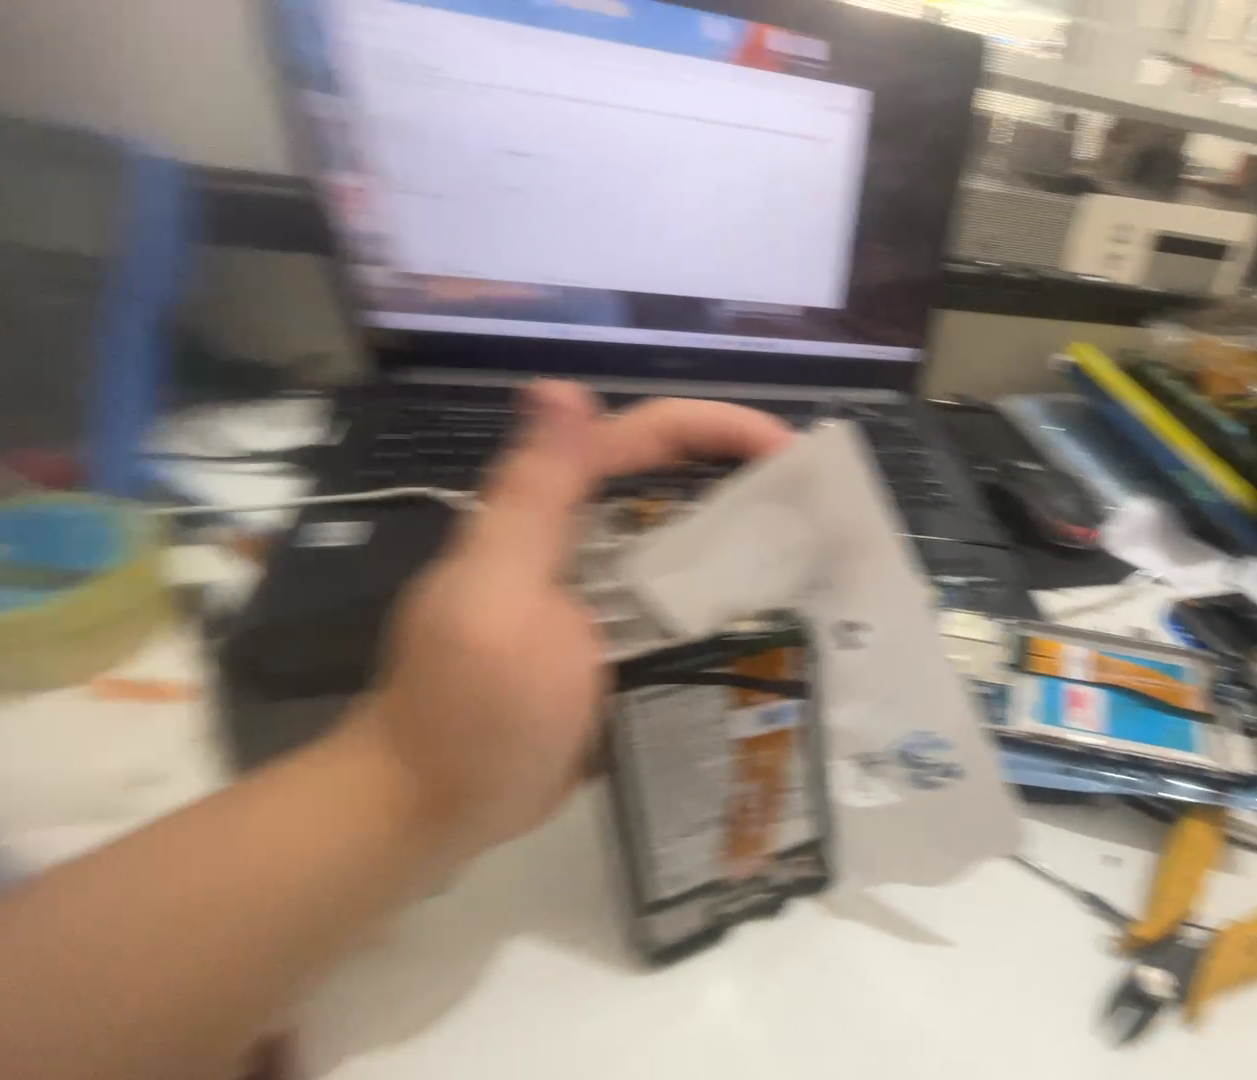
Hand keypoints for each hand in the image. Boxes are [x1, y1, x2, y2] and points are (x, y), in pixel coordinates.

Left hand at [352, 381, 794, 856]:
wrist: (437, 806)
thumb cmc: (473, 708)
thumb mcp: (501, 597)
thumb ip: (534, 496)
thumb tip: (559, 385)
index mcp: (554, 512)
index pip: (646, 435)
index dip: (720, 428)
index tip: (789, 452)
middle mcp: (583, 536)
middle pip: (677, 480)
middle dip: (749, 477)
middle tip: (819, 505)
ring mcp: (605, 591)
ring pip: (689, 540)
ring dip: (748, 535)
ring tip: (815, 553)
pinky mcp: (623, 639)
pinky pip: (686, 600)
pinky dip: (730, 595)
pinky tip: (774, 612)